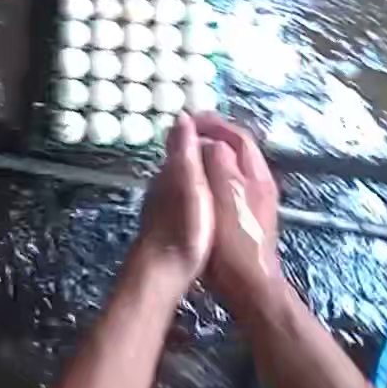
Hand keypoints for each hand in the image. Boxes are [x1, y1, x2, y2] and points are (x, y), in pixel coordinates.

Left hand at [130, 114, 215, 296]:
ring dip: (196, 171)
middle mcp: (161, 183)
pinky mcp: (164, 222)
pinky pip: (181, 196)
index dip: (199, 131)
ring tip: (220, 172)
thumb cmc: (184, 227)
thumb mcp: (190, 185)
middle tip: (225, 148)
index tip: (220, 127)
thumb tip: (183, 116)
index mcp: (170, 171)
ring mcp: (160, 203)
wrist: (162, 272)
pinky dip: (194, 191)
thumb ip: (186, 152)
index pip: (182, 141)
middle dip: (199, 149)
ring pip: (180, 178)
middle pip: (181, 158)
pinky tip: (204, 201)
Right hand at [194, 112, 282, 315]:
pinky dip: (207, 175)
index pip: (236, 135)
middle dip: (209, 138)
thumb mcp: (222, 193)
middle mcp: (258, 182)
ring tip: (182, 156)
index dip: (212, 124)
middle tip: (181, 136)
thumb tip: (205, 139)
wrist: (248, 286)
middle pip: (234, 149)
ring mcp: (253, 201)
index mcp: (255, 174)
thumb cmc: (233, 239)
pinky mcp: (243, 217)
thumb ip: (216, 161)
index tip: (187, 121)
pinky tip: (191, 184)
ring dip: (206, 156)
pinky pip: (224, 183)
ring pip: (228, 166)